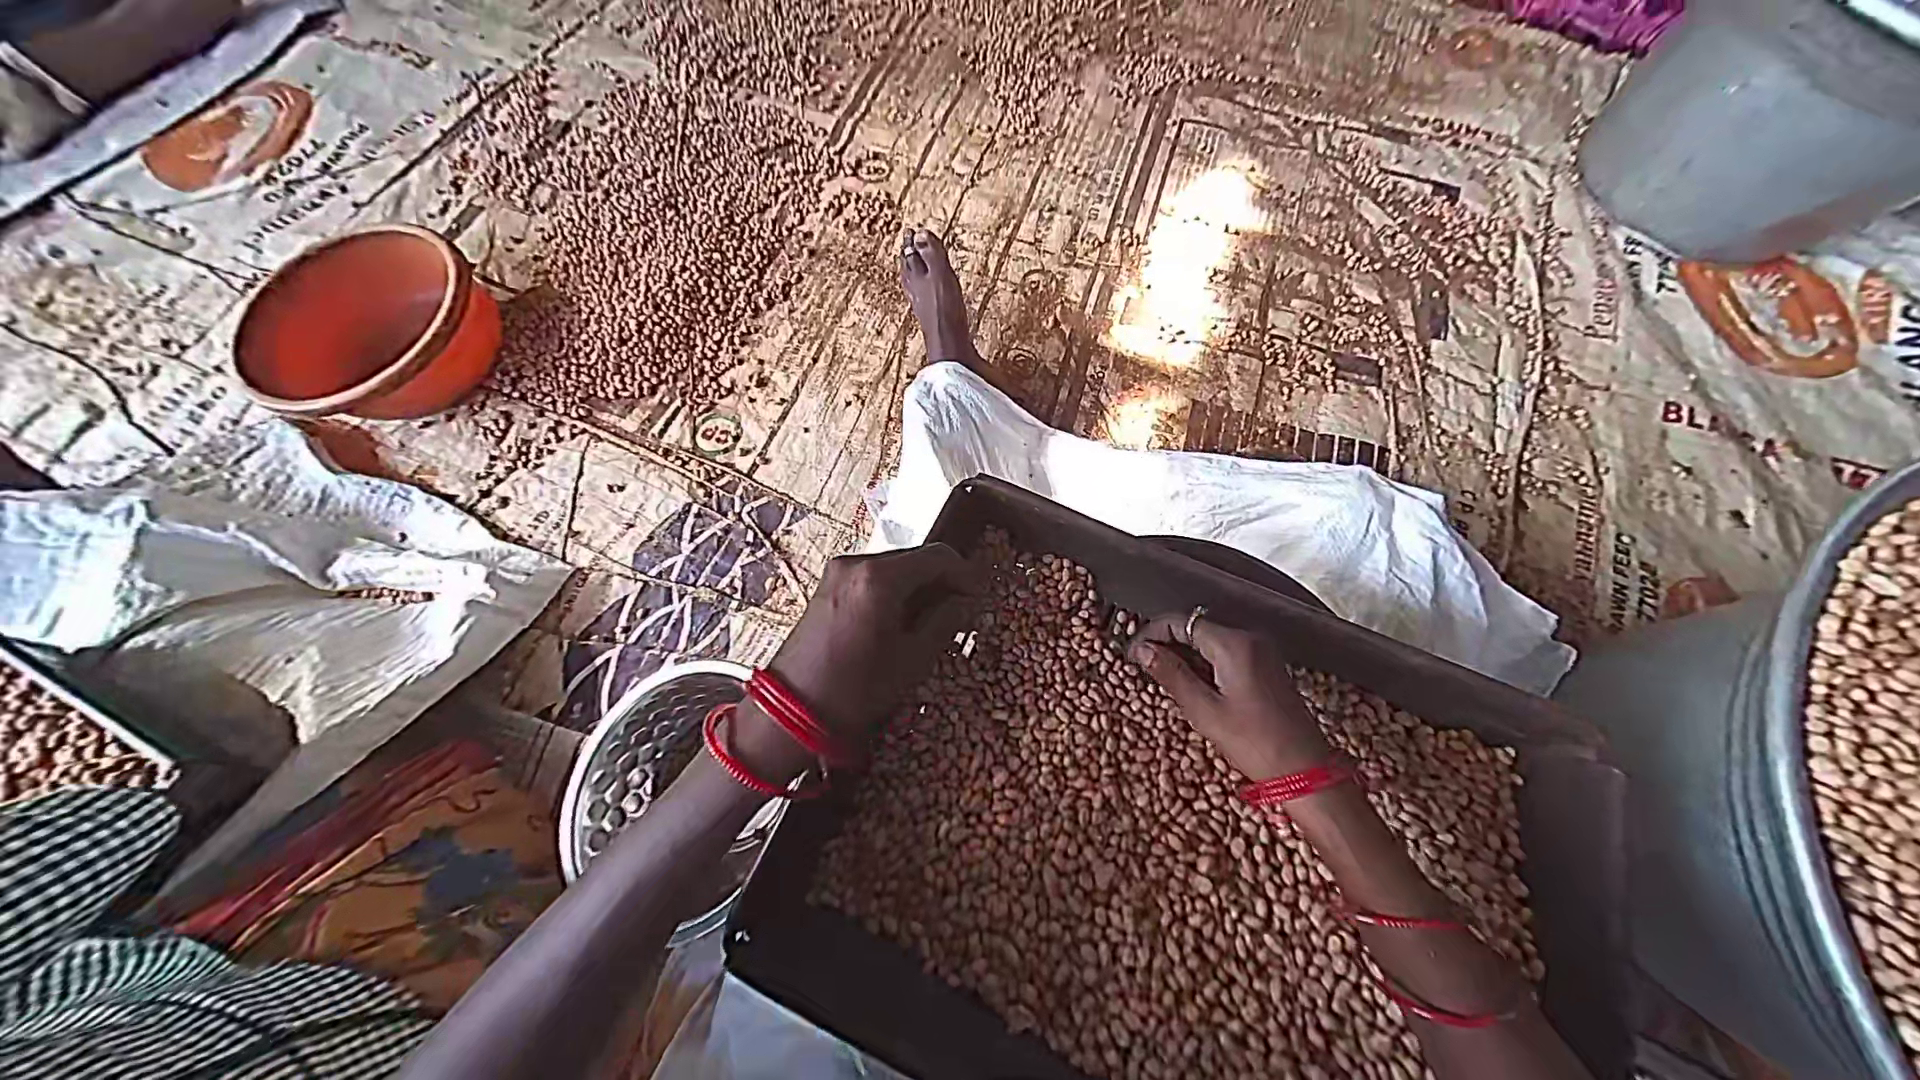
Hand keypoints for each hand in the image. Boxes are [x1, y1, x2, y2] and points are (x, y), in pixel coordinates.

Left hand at [766, 543, 980, 747]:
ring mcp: (837, 572)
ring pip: (894, 568)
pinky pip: (872, 579)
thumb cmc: (856, 689)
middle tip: (957, 613)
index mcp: (880, 577)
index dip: (964, 574)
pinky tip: (898, 622)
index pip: (938, 556)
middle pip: (915, 558)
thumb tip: (965, 601)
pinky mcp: (827, 586)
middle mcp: (856, 563)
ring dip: (917, 588)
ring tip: (928, 622)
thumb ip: (945, 621)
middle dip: (940, 581)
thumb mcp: (913, 659)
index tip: (976, 598)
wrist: (792, 710)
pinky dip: (893, 592)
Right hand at [1128, 612, 1331, 780]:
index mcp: (1234, 645)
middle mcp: (1250, 638)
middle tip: (1142, 666)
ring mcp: (1261, 650)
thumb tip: (1142, 650)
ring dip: (1183, 652)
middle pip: (1195, 626)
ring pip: (1209, 638)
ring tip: (1162, 677)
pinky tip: (1191, 684)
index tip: (1132, 653)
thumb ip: (1171, 674)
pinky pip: (1224, 651)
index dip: (1151, 633)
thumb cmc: (1255, 744)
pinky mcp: (1265, 664)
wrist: (1306, 771)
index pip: (1181, 621)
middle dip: (1165, 642)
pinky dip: (1202, 661)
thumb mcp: (1204, 711)